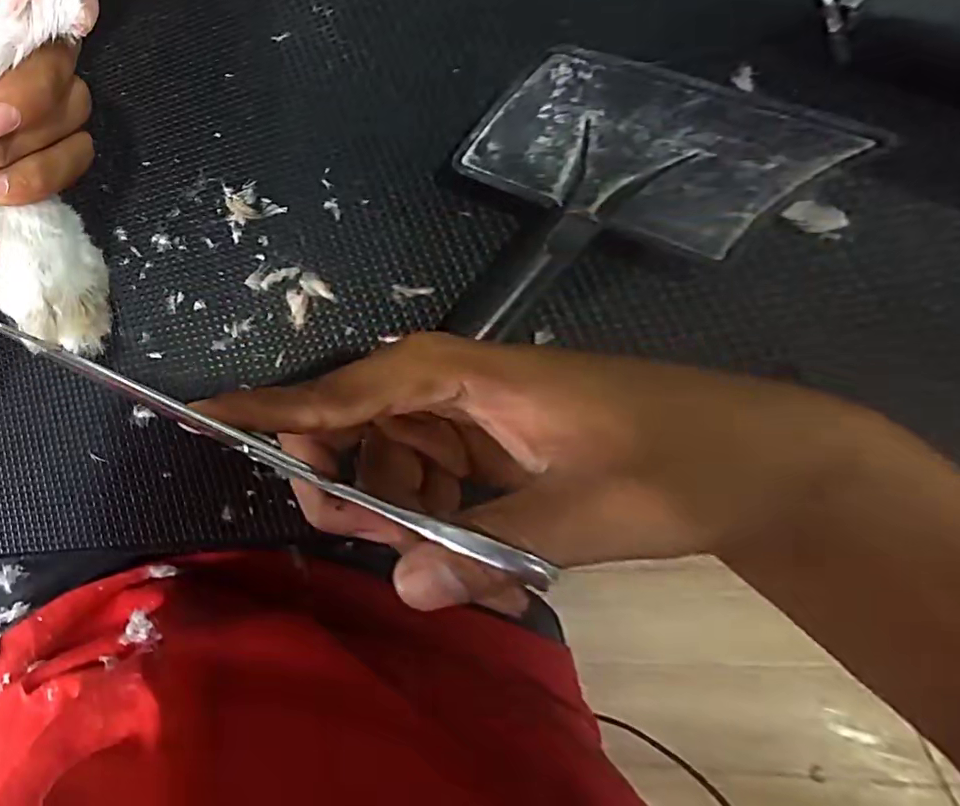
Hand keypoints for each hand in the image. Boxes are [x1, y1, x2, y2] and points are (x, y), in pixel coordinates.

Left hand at [0, 0, 93, 298]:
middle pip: (63, 61)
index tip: (39, 25)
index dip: (48, 8)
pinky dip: (31, 182)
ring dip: (13, 150)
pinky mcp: (48, 171)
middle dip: (11, 103)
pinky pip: (77, 158)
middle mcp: (9, 70)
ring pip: (73, 112)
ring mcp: (32, 124)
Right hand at [198, 333, 896, 614]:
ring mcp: (440, 417)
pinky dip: (434, 529)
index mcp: (439, 373)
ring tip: (481, 571)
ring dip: (405, 526)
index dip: (265, 410)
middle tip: (389, 542)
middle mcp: (424, 387)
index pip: (332, 394)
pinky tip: (490, 562)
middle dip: (351, 496)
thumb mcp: (586, 510)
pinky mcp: (458, 446)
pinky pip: (414, 488)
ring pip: (375, 472)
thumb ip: (488, 549)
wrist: (759, 455)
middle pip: (340, 437)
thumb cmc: (671, 457)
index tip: (200, 413)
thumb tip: (405, 586)